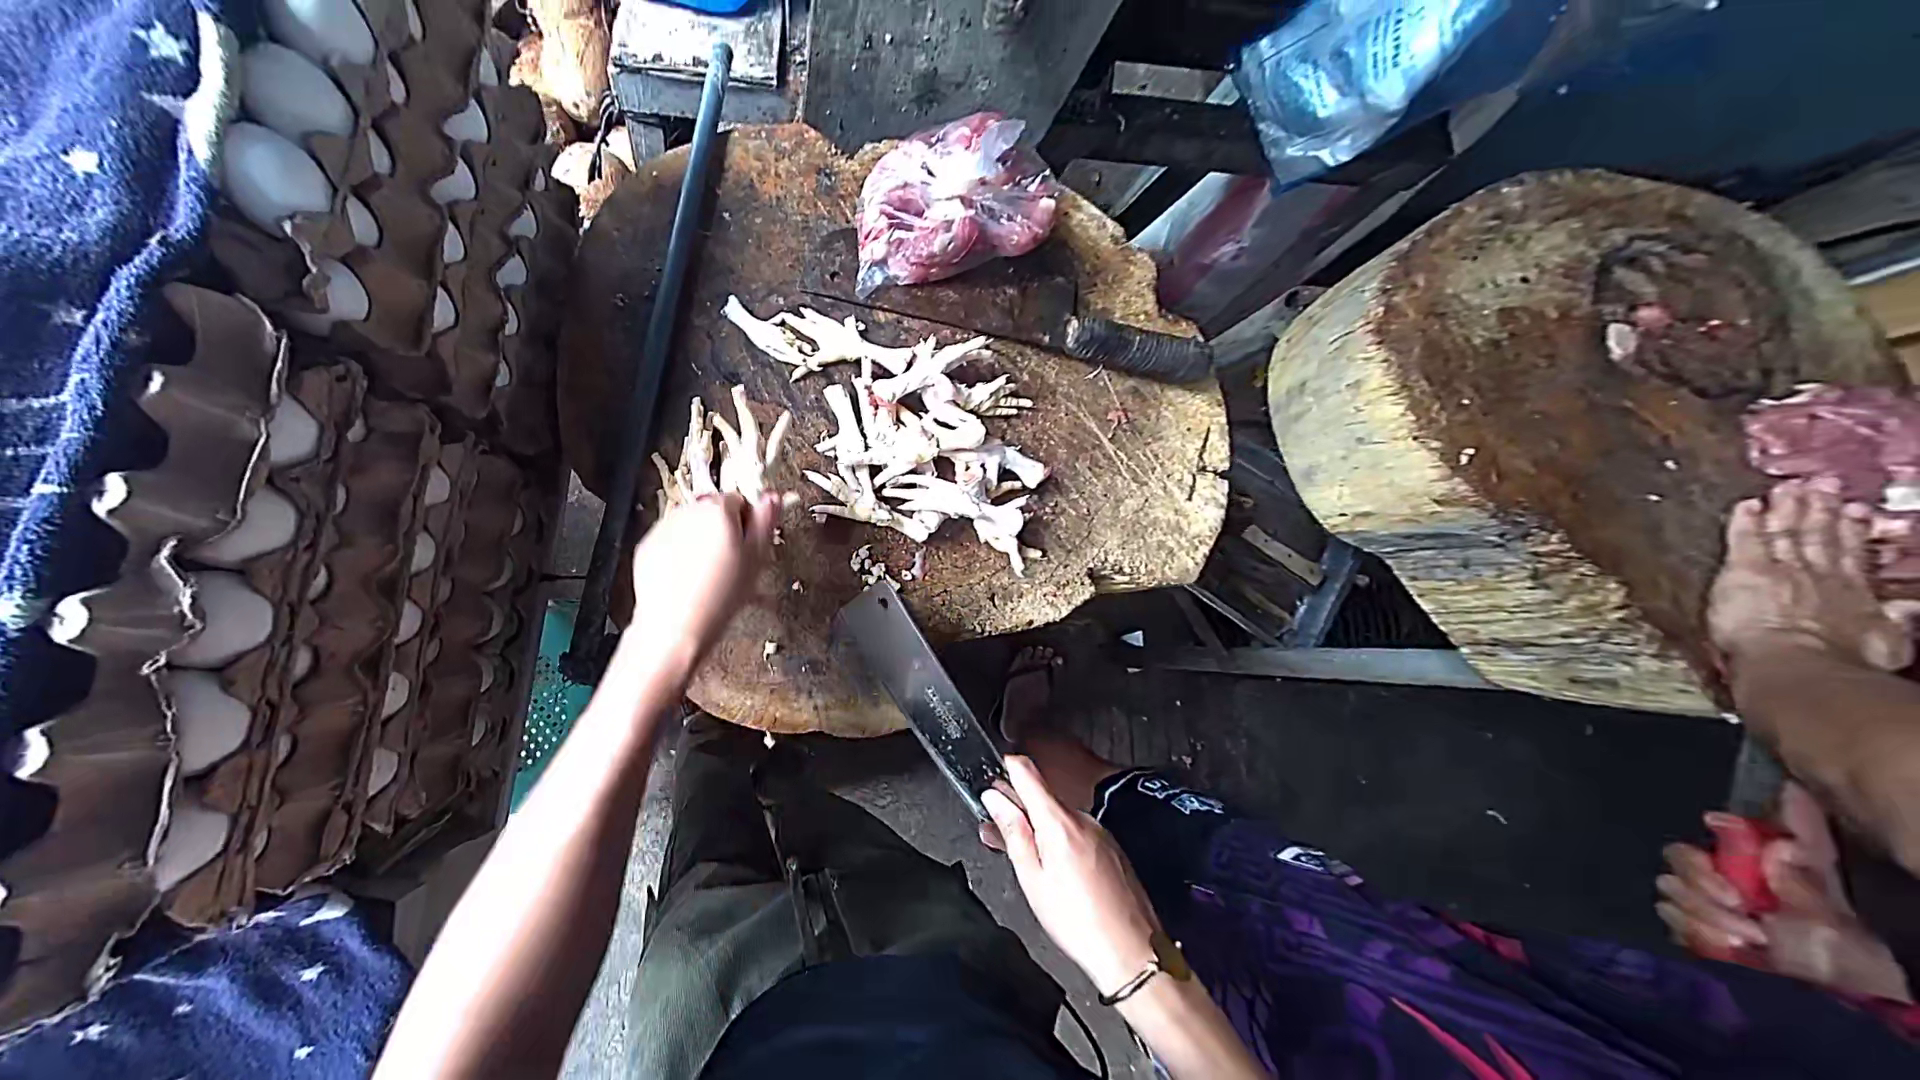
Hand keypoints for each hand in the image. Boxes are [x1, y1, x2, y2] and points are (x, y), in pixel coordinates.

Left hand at [622, 492, 779, 669]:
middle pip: (713, 511)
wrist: (675, 627)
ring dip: (702, 542)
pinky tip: (691, 579)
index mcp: (718, 510)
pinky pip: (672, 543)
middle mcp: (688, 512)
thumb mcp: (756, 559)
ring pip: (692, 527)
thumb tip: (771, 498)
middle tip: (733, 563)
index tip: (749, 544)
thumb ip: (765, 521)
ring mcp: (665, 529)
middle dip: (724, 531)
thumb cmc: (719, 597)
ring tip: (711, 575)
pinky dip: (681, 555)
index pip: (739, 499)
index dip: (748, 523)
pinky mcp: (648, 546)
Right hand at [982, 756, 1163, 994]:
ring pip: (1059, 816)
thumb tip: (995, 798)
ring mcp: (1100, 830)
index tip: (993, 782)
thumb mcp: (1031, 878)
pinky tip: (1058, 873)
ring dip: (1041, 829)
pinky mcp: (1111, 845)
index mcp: (1058, 821)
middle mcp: (1082, 817)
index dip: (1005, 769)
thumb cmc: (1080, 923)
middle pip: (1042, 795)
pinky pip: (1078, 831)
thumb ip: (1012, 831)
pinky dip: (1062, 841)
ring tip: (1029, 864)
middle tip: (999, 834)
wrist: (1131, 952)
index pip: (1026, 770)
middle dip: (1018, 810)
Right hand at [1656, 783, 1911, 1002]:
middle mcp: (1710, 881)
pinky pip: (1682, 934)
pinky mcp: (1717, 941)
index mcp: (1729, 862)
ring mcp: (1711, 911)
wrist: (1879, 959)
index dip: (1694, 869)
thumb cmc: (1852, 904)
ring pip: (1672, 906)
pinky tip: (1735, 948)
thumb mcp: (1832, 871)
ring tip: (1750, 938)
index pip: (1681, 855)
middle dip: (1699, 900)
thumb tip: (1762, 833)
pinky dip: (1703, 940)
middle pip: (1671, 880)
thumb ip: (1798, 844)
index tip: (1732, 894)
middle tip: (1747, 921)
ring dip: (1706, 922)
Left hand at [1708, 479, 1912, 672]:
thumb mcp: (1887, 642)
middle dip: (1821, 507)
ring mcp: (1782, 568)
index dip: (1851, 529)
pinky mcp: (1746, 570)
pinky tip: (1747, 505)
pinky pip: (1746, 539)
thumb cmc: (1840, 658)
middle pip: (1819, 534)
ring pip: (1786, 530)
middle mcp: (1817, 573)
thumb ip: (1898, 620)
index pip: (1849, 552)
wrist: (1798, 659)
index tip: (1856, 510)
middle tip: (1823, 484)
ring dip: (1788, 507)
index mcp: (1850, 590)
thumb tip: (1913, 608)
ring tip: (1790, 487)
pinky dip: (1746, 520)